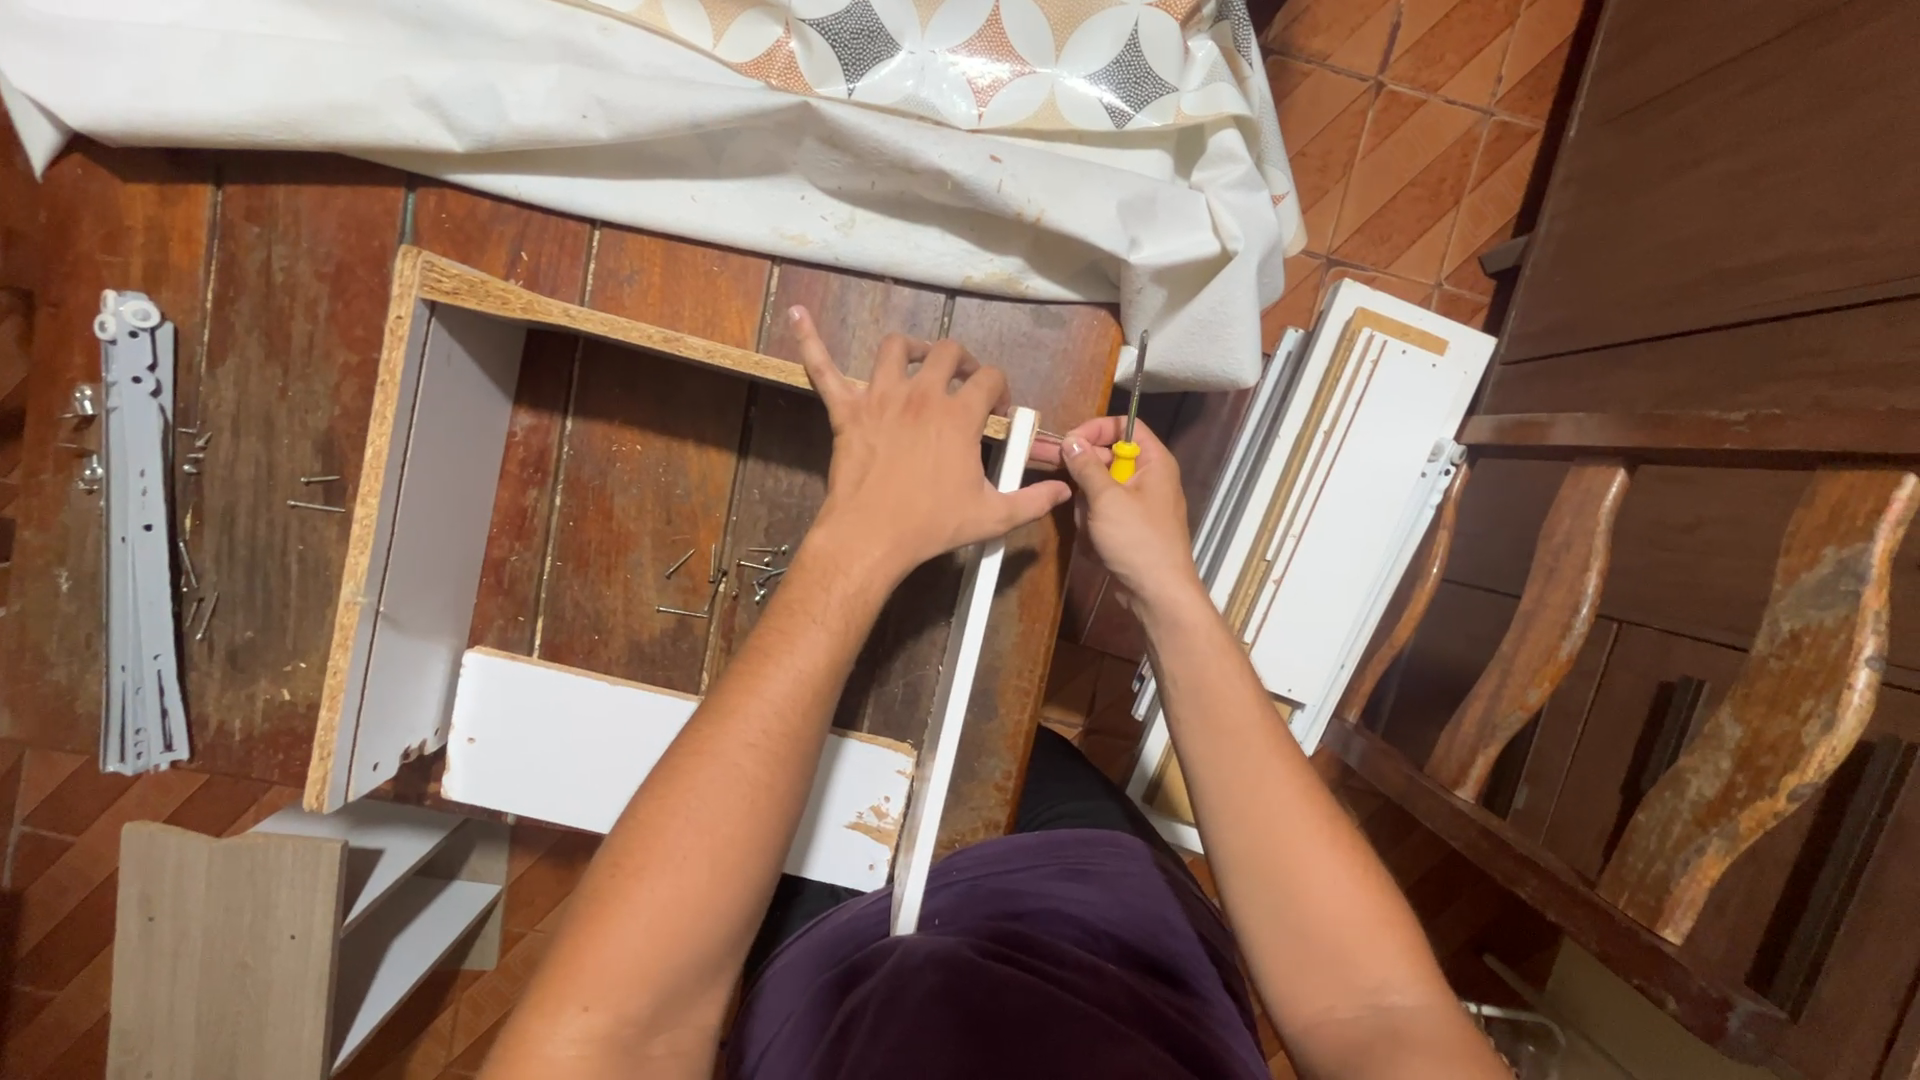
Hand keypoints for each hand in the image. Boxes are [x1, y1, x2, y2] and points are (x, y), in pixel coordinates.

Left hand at [789, 306, 1071, 583]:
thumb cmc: (932, 525)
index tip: (998, 410)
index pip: (990, 379)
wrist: (873, 536)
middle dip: (963, 361)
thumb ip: (1032, 500)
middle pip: (948, 352)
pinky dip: (810, 339)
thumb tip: (1064, 489)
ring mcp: (880, 397)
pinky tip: (797, 314)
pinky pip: (822, 368)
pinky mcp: (846, 409)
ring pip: (896, 348)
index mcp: (959, 415)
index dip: (999, 390)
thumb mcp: (992, 516)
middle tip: (965, 382)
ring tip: (918, 361)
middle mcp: (922, 394)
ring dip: (912, 349)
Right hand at [1043, 415, 1205, 615]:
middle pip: (1110, 457)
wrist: (1157, 592)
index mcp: (1154, 461)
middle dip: (1086, 475)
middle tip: (1068, 486)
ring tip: (1089, 525)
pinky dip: (1094, 523)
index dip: (1096, 429)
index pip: (1125, 425)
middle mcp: (1150, 477)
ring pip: (1101, 488)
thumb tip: (1071, 440)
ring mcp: (1140, 504)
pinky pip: (1104, 512)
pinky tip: (1093, 540)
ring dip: (1088, 504)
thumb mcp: (1106, 498)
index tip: (1069, 443)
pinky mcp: (1131, 527)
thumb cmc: (1136, 539)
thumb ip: (1086, 466)